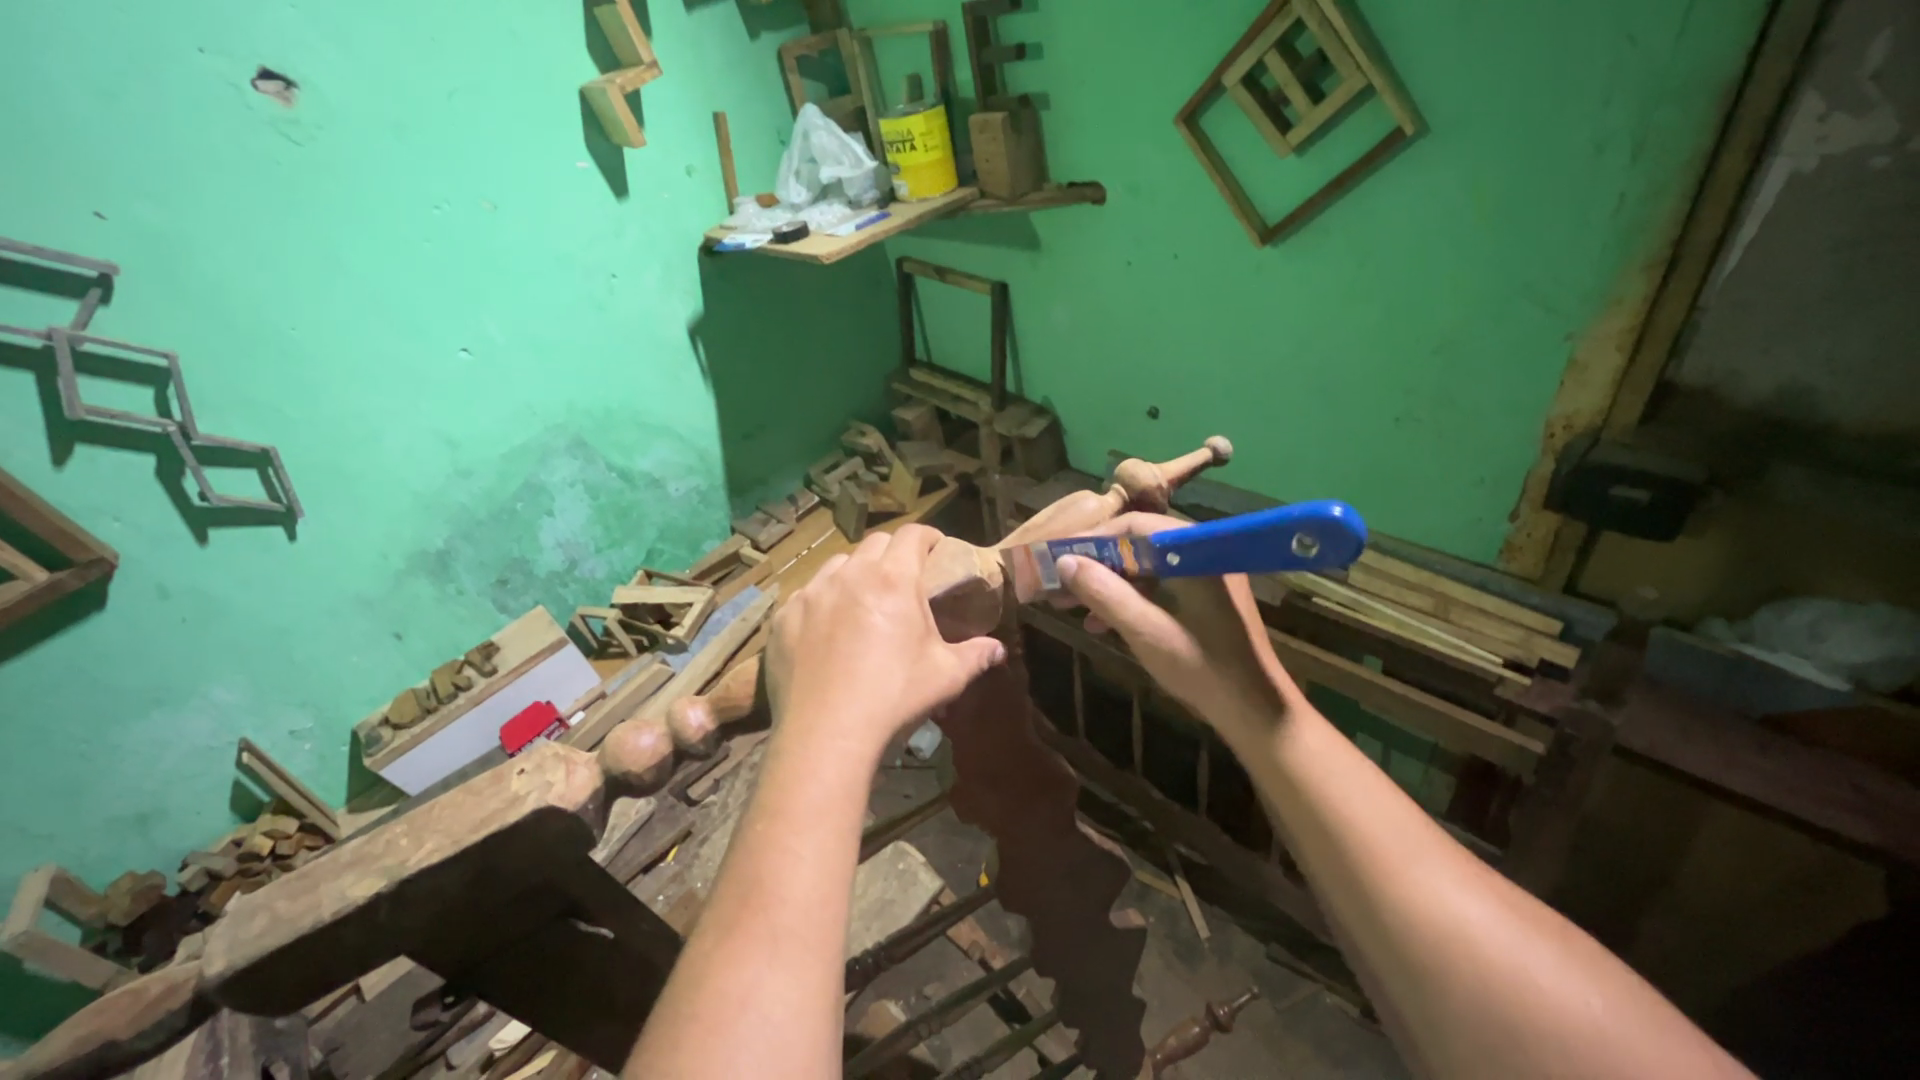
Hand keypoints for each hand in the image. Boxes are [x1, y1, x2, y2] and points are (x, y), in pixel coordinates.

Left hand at [765, 524, 1006, 762]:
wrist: (826, 733)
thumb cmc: (894, 698)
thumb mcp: (946, 677)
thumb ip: (976, 655)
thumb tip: (997, 649)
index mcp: (893, 580)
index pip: (913, 535)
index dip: (929, 537)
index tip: (936, 551)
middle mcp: (850, 575)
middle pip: (874, 544)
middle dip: (893, 554)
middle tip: (903, 580)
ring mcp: (811, 593)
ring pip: (837, 566)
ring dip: (855, 574)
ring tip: (862, 601)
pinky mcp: (784, 617)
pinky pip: (806, 595)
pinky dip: (821, 602)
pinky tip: (826, 630)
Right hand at [1055, 513, 1294, 741]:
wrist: (1256, 711)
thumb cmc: (1203, 669)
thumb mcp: (1144, 631)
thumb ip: (1104, 592)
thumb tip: (1065, 562)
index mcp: (1196, 552)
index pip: (1135, 526)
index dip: (1091, 539)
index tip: (1056, 557)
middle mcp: (1204, 553)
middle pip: (1139, 544)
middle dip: (1096, 564)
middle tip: (1058, 583)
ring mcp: (1207, 577)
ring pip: (1145, 567)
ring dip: (1108, 583)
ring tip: (1069, 604)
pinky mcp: (1206, 599)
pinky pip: (1159, 585)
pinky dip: (1129, 598)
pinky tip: (1101, 621)